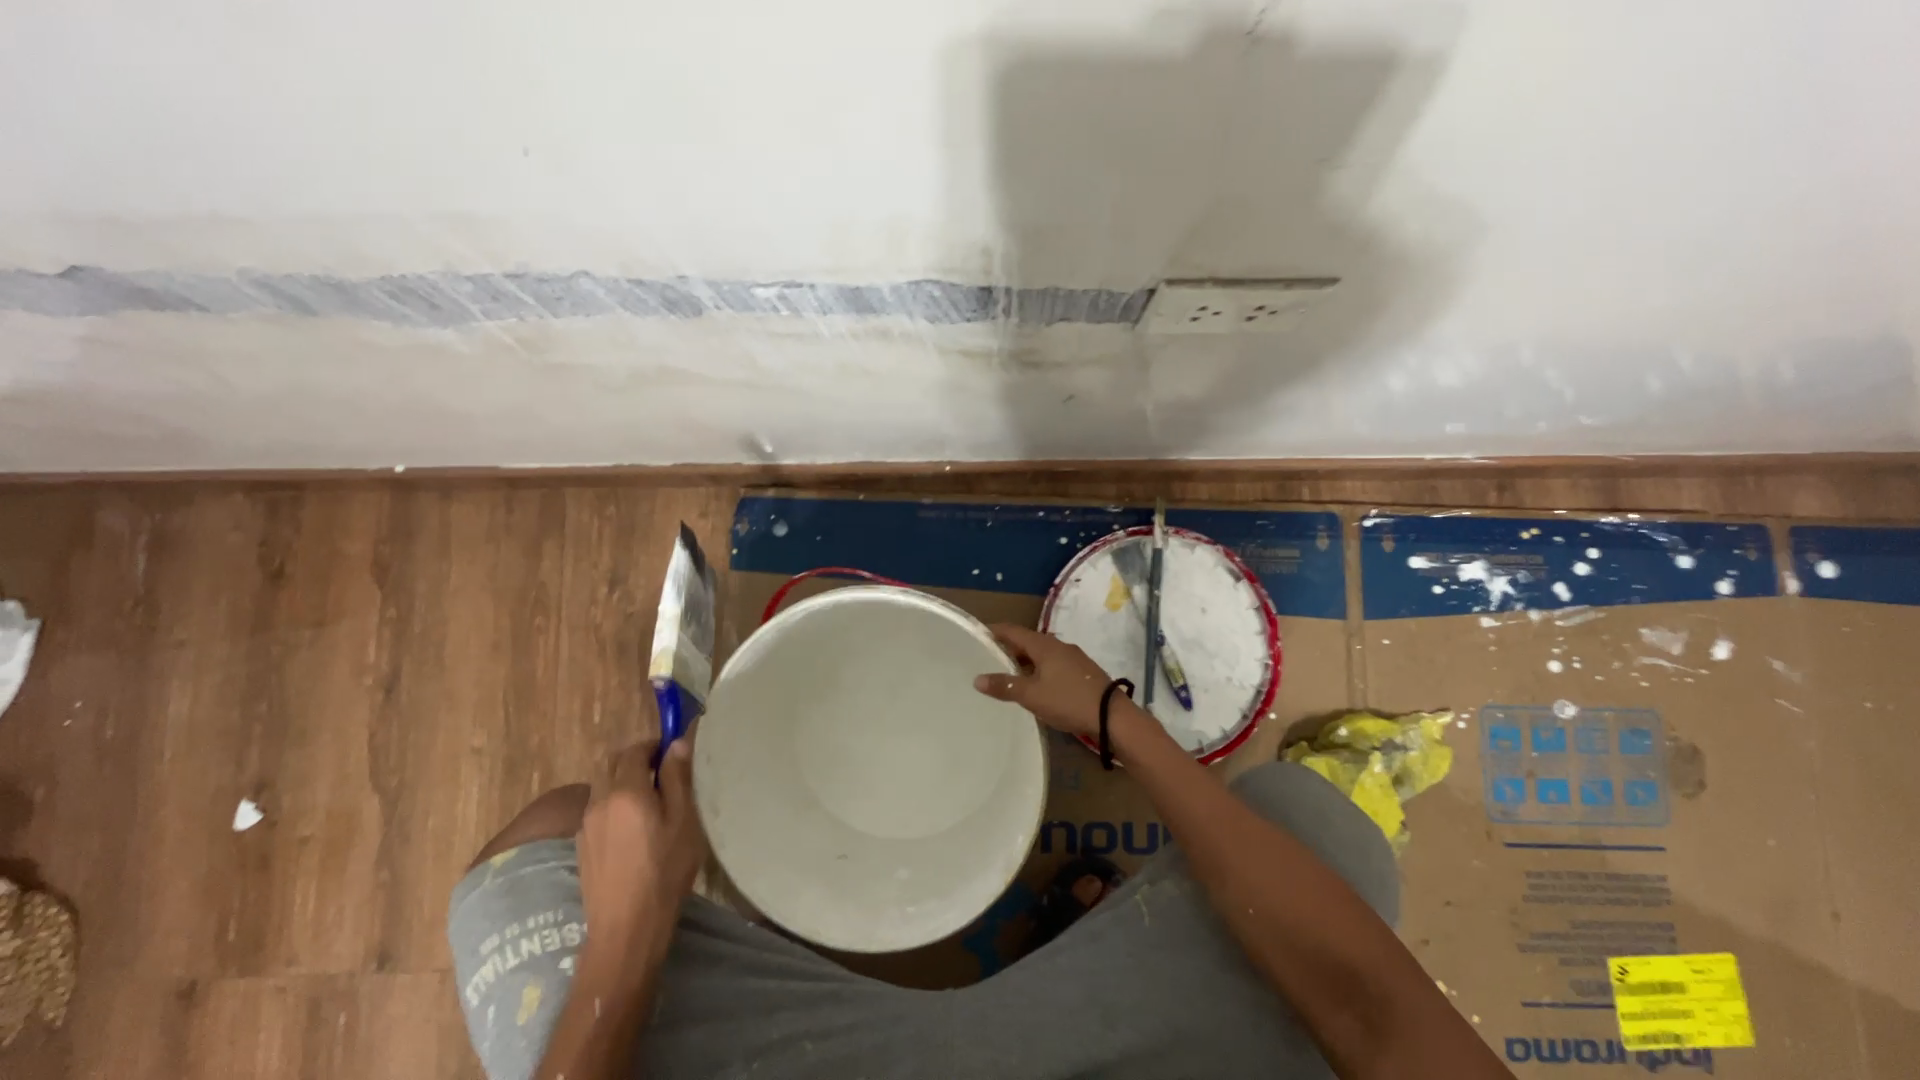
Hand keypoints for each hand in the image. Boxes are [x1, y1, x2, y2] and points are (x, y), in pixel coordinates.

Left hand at [576, 736, 705, 956]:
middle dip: (636, 761)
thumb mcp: (683, 821)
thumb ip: (677, 779)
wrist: (627, 927)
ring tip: (650, 805)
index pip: (634, 750)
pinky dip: (614, 807)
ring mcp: (585, 824)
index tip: (673, 753)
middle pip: (612, 765)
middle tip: (664, 775)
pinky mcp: (581, 846)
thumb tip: (676, 743)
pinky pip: (598, 812)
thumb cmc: (665, 871)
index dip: (654, 745)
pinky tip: (633, 832)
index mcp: (626, 790)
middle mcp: (599, 800)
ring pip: (603, 788)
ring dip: (624, 784)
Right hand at [973, 622, 1117, 738]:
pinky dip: (1038, 669)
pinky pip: (1052, 664)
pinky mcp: (1081, 672)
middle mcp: (1059, 646)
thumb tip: (977, 679)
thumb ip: (1004, 686)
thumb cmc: (1068, 701)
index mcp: (1044, 645)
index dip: (994, 631)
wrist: (1111, 716)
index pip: (1013, 631)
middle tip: (987, 658)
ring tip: (1006, 674)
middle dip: (1007, 648)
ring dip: (1023, 661)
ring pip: (1041, 654)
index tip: (976, 636)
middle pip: (1027, 641)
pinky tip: (1034, 684)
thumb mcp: (1031, 696)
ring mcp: (1073, 658)